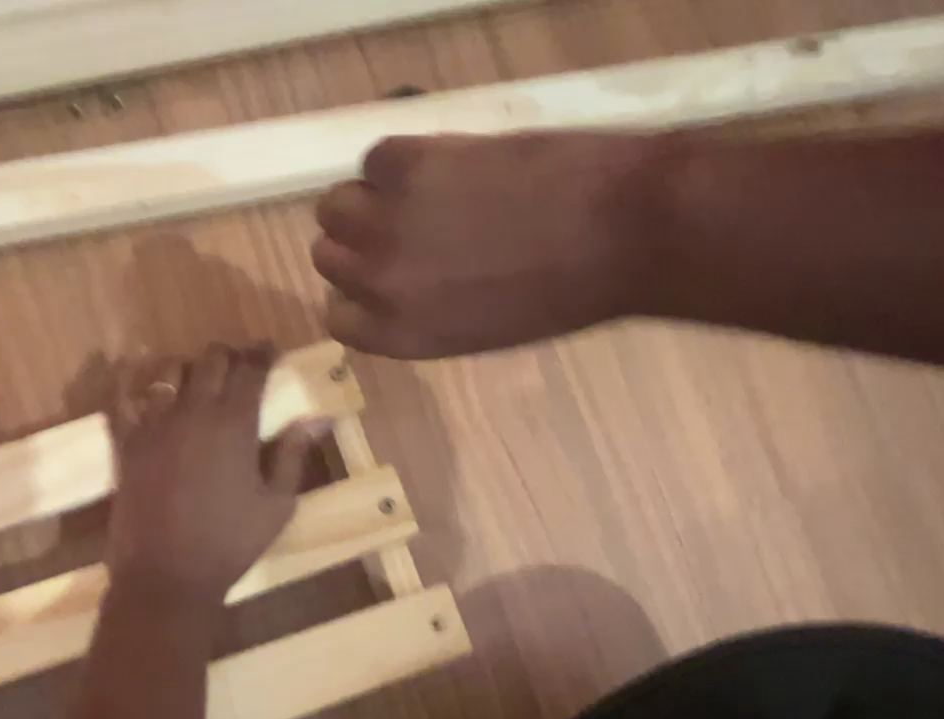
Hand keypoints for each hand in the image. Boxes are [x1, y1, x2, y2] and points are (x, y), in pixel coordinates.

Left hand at [105, 345, 325, 601]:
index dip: (262, 354)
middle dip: (228, 355)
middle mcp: (194, 412)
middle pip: (211, 360)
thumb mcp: (277, 505)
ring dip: (186, 366)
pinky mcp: (125, 441)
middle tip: (236, 364)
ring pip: (168, 369)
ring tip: (194, 377)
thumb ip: (293, 456)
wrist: (167, 574)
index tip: (269, 349)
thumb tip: (317, 419)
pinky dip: (130, 380)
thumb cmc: (230, 544)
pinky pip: (122, 396)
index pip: (251, 370)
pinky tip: (138, 378)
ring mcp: (154, 424)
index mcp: (236, 424)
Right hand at [312, 131, 674, 358]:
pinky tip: (441, 166)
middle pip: (327, 255)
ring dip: (366, 198)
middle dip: (359, 242)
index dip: (355, 292)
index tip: (380, 276)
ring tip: (414, 194)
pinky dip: (399, 161)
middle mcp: (379, 284)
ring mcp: (389, 222)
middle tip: (402, 227)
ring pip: (334, 204)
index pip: (334, 316)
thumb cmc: (562, 295)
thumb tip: (400, 287)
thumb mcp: (478, 331)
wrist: (616, 232)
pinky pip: (374, 158)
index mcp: (399, 335)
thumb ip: (423, 314)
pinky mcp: (411, 165)